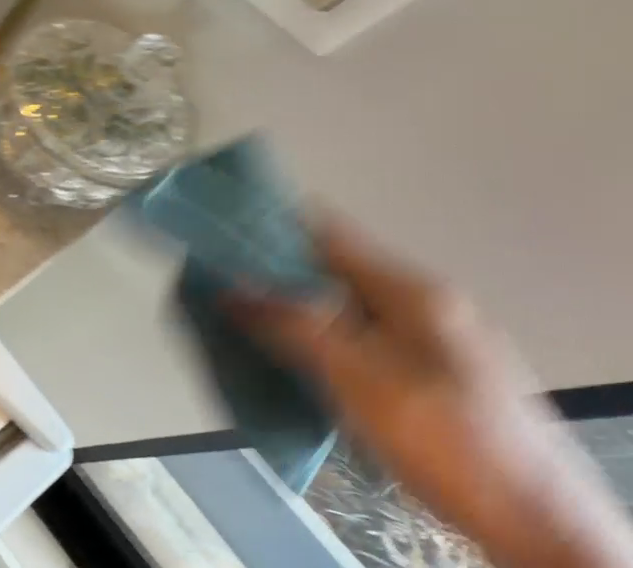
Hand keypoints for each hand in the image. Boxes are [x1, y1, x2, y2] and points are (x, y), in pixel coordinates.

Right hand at [233, 221, 632, 567]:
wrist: (543, 531)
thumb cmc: (448, 441)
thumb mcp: (359, 378)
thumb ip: (292, 326)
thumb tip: (227, 288)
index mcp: (413, 292)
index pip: (326, 232)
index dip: (267, 224)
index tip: (210, 228)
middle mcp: (425, 306)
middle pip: (330, 270)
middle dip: (268, 272)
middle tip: (210, 282)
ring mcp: (433, 343)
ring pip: (340, 308)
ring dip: (288, 310)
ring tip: (233, 318)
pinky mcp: (431, 378)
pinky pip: (357, 339)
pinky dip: (315, 340)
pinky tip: (285, 358)